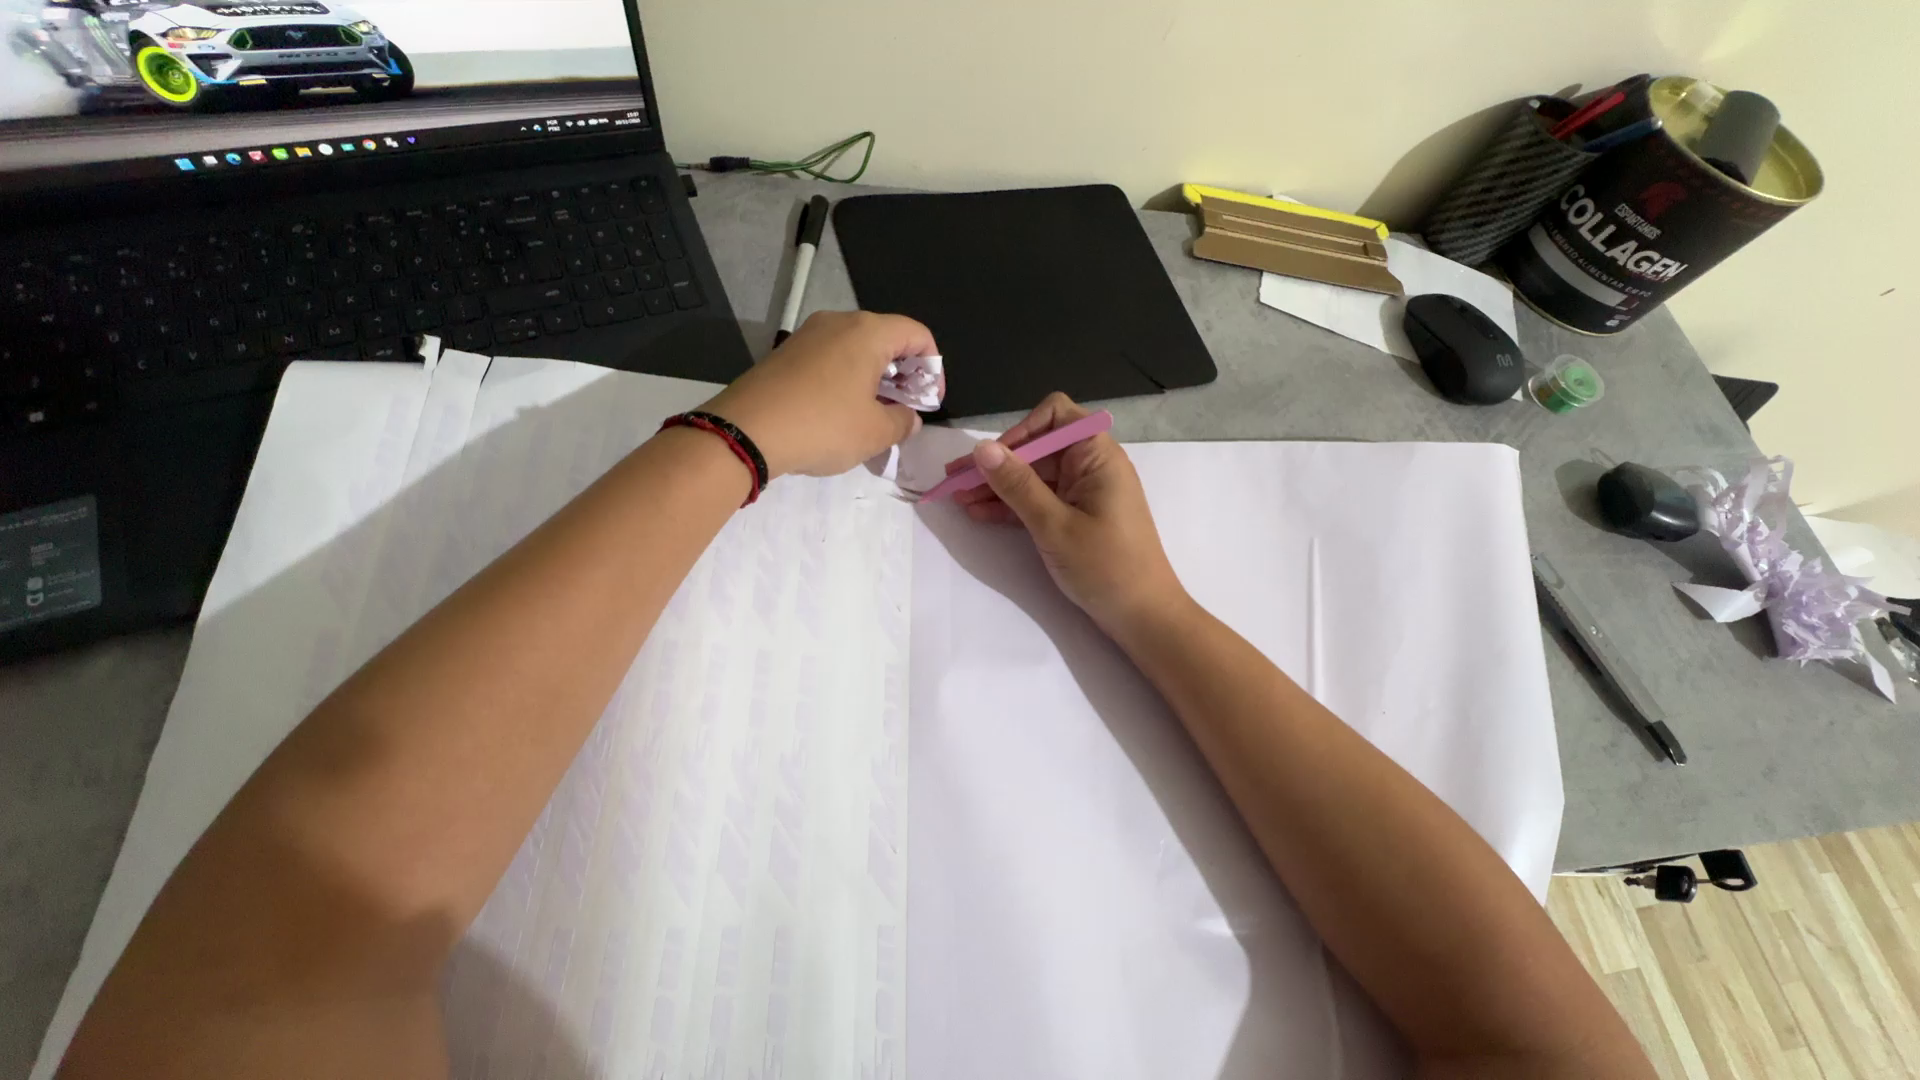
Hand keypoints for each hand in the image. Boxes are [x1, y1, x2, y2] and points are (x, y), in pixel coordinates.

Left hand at [704, 311, 935, 477]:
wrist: (746, 430)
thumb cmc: (822, 425)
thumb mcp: (874, 432)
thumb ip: (902, 422)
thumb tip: (909, 418)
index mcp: (868, 332)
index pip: (918, 335)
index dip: (933, 369)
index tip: (928, 403)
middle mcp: (838, 322)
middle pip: (886, 339)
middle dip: (904, 374)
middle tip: (904, 410)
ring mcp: (808, 335)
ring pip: (856, 349)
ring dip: (874, 378)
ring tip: (874, 415)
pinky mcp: (786, 353)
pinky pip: (830, 359)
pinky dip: (846, 380)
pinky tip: (840, 413)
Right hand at [952, 393, 1188, 632]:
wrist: (1142, 616)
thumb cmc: (1105, 566)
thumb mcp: (1054, 525)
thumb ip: (1017, 485)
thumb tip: (982, 448)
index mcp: (1096, 455)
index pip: (1055, 416)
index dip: (1020, 432)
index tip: (992, 460)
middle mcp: (1091, 466)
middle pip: (1037, 449)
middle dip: (997, 464)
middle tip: (954, 481)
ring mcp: (1083, 493)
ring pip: (1033, 477)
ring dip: (997, 487)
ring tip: (957, 499)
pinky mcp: (1076, 518)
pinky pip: (1039, 501)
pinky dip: (1011, 506)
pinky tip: (978, 514)